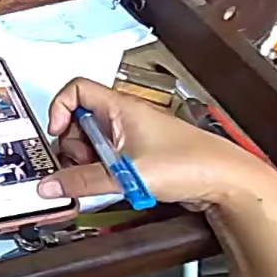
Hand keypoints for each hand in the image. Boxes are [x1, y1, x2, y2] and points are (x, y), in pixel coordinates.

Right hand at [35, 78, 276, 212]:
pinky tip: (114, 185)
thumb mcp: (126, 174)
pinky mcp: (139, 156)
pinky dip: (103, 173)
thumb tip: (52, 185)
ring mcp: (132, 136)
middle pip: (79, 122)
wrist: (225, 182)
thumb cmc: (191, 163)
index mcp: (121, 107)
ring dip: (88, 163)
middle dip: (73, 146)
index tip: (56, 133)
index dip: (59, 109)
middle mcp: (125, 118)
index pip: (76, 90)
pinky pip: (109, 160)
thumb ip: (83, 181)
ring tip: (101, 179)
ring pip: (93, 144)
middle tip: (79, 166)